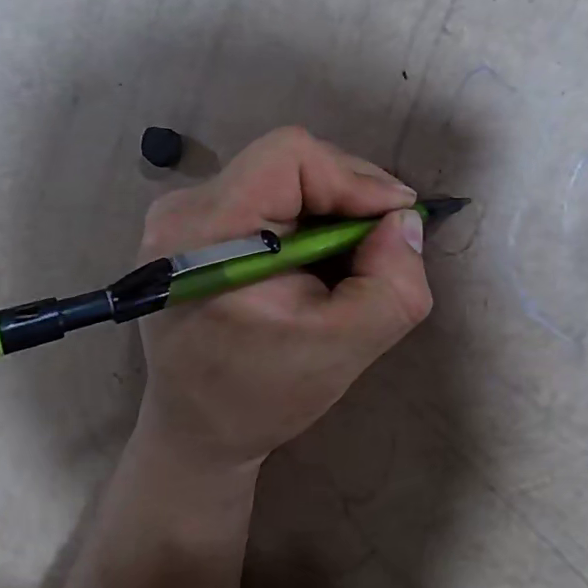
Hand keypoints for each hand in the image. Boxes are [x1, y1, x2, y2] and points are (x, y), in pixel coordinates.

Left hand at [134, 127, 433, 469]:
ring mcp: (181, 216)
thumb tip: (405, 221)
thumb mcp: (345, 349)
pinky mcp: (193, 229)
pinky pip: (267, 199)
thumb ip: (393, 284)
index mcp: (204, 233)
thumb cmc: (261, 397)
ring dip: (331, 211)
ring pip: (281, 179)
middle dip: (348, 197)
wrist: (195, 430)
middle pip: (287, 164)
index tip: (396, 220)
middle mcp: (182, 210)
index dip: (354, 178)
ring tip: (352, 259)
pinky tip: (318, 264)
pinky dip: (307, 222)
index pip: (289, 157)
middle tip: (384, 243)